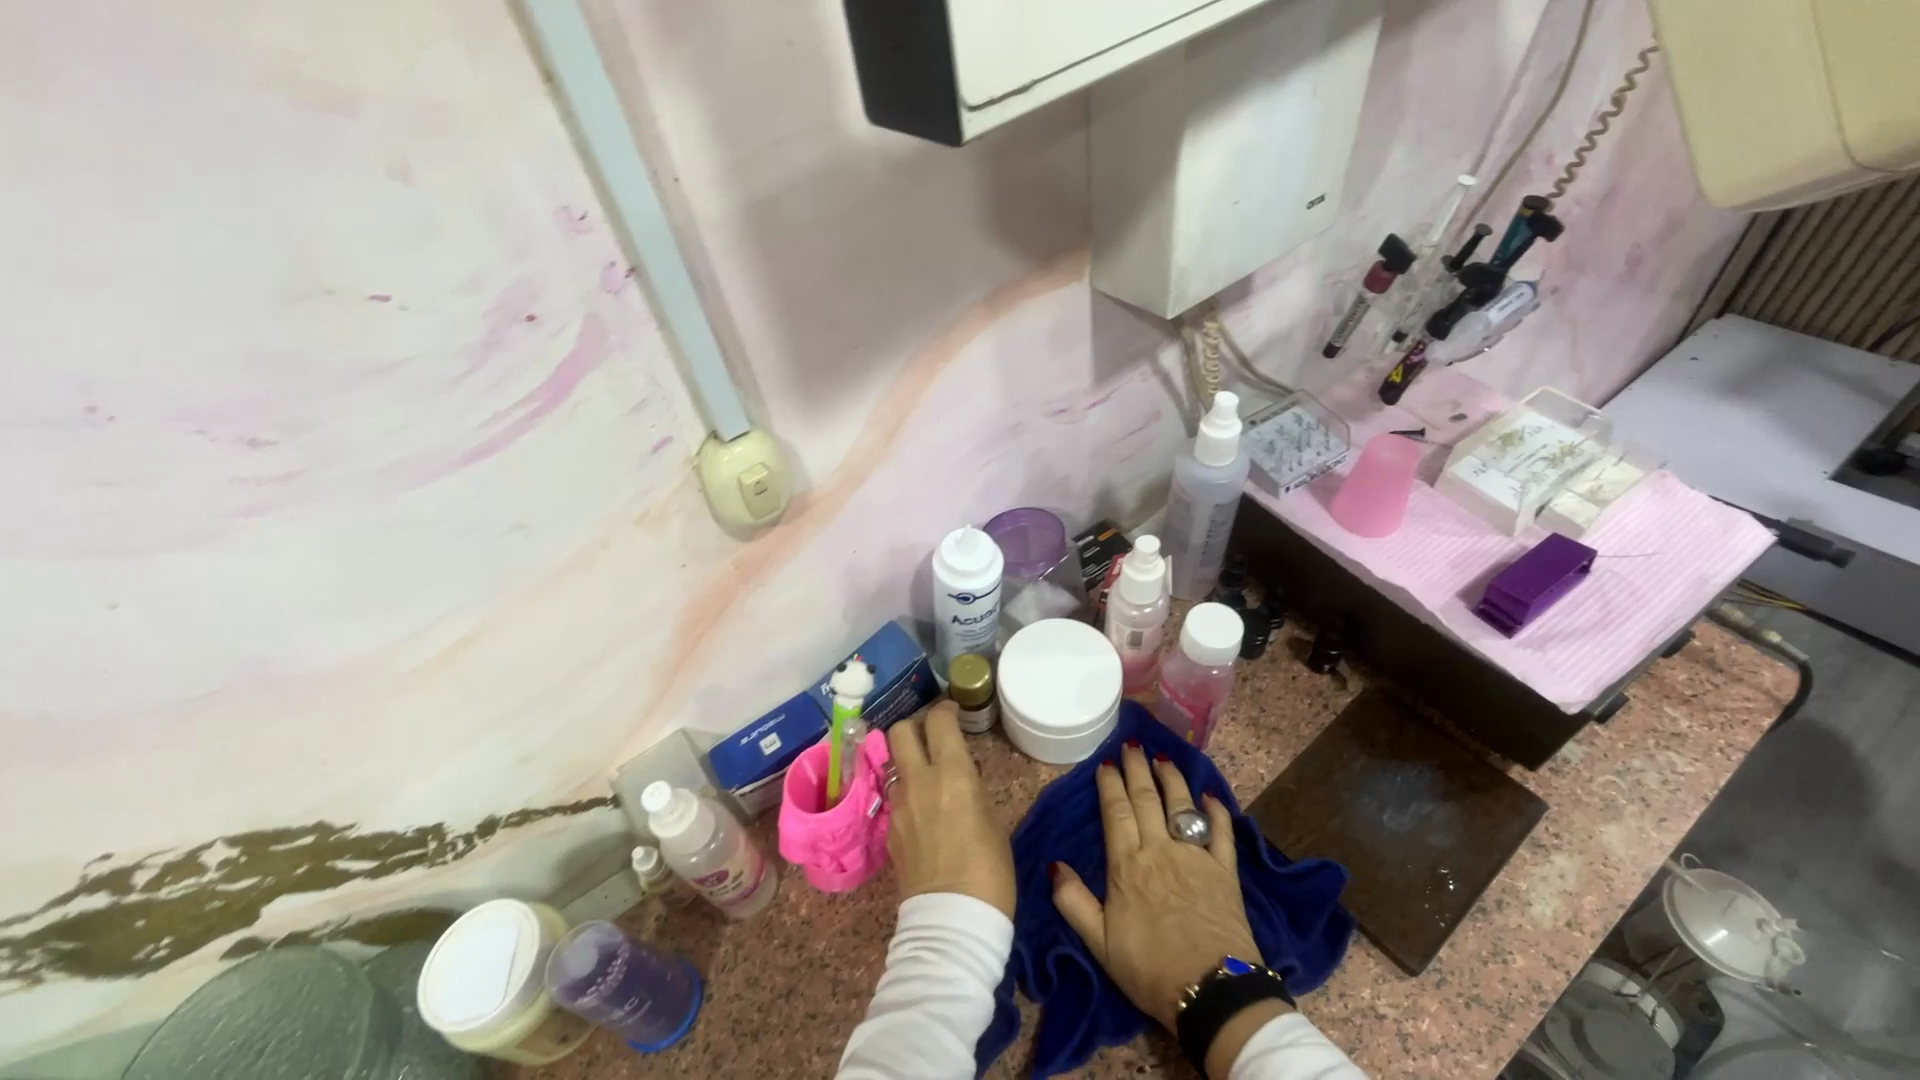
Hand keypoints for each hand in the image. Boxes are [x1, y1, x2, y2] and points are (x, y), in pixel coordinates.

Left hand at [885, 702, 1015, 917]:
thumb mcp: (992, 820)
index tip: (953, 713)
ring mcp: (898, 806)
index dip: (945, 710)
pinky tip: (925, 814)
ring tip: (930, 778)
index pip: (938, 720)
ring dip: (909, 762)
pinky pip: (895, 798)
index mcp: (951, 773)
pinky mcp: (888, 831)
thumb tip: (962, 778)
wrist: (951, 921)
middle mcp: (918, 782)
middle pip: (900, 731)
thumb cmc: (989, 871)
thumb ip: (971, 789)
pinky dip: (907, 794)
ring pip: (894, 765)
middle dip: (915, 726)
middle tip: (932, 737)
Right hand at [1050, 742, 1264, 1031]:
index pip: (1116, 812)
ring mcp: (1196, 857)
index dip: (1110, 785)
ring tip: (1164, 758)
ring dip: (1173, 780)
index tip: (1106, 763)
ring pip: (1181, 807)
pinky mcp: (1226, 871)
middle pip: (1147, 800)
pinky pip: (1222, 833)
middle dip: (1138, 770)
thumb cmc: (1149, 968)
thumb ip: (1073, 902)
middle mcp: (1160, 850)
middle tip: (1133, 746)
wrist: (1212, 990)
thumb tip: (1053, 864)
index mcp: (1127, 865)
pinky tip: (1210, 797)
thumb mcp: (1099, 943)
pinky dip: (1217, 812)